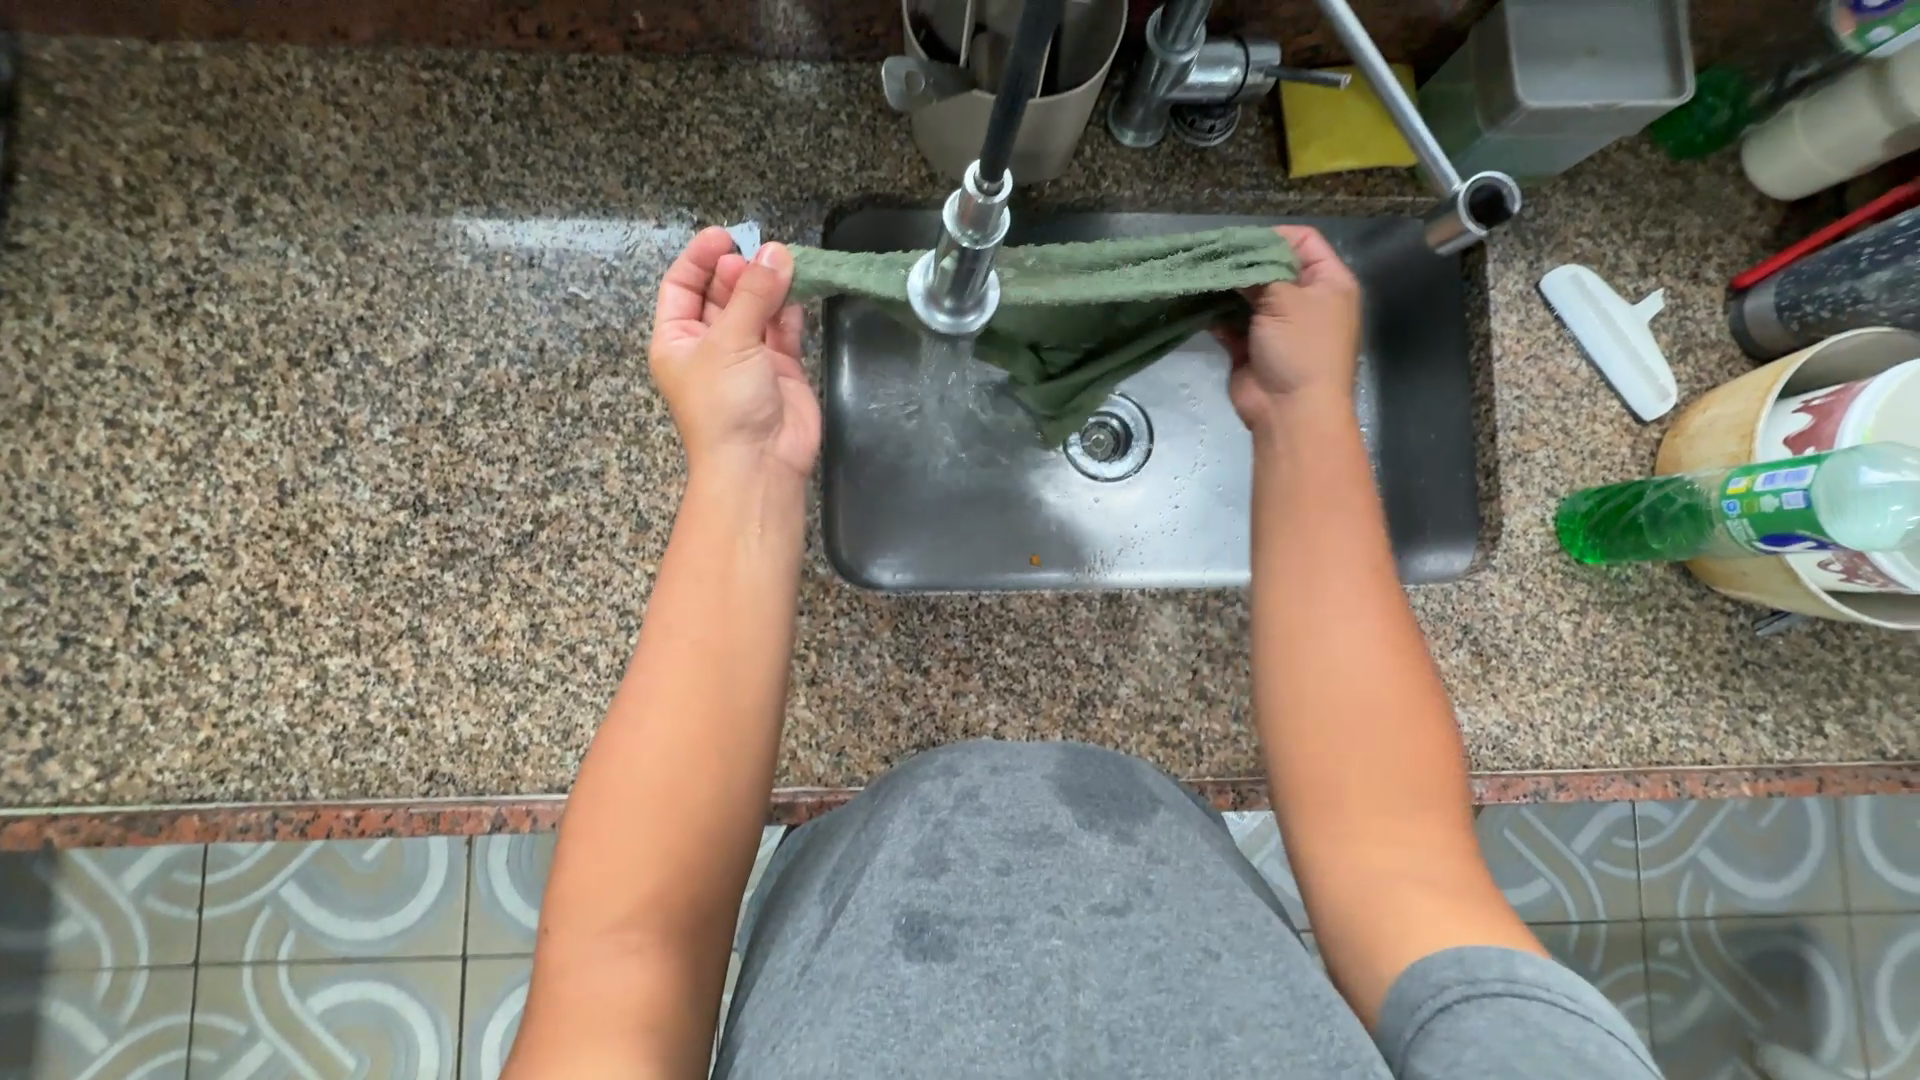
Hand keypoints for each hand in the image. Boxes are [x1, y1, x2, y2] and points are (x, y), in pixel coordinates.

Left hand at [649, 227, 819, 479]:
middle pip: (722, 293)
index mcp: (678, 339)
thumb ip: (754, 294)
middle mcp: (710, 345)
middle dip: (739, 271)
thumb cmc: (725, 403)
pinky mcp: (781, 369)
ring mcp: (748, 357)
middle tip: (760, 256)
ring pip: (757, 309)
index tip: (724, 236)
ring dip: (769, 287)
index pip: (681, 286)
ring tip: (786, 263)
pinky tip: (798, 290)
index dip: (699, 258)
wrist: (760, 462)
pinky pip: (784, 330)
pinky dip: (790, 311)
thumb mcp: (730, 342)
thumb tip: (775, 251)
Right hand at [1216, 226, 1362, 434]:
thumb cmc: (1301, 348)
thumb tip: (1236, 261)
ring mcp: (1277, 325)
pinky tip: (1199, 305)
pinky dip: (1217, 316)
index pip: (1303, 242)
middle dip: (1242, 262)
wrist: (1291, 411)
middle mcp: (1304, 301)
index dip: (1272, 236)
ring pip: (1248, 296)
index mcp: (1328, 283)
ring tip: (1200, 276)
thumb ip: (1259, 274)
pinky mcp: (1252, 347)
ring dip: (1226, 289)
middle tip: (1211, 255)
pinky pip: (1232, 324)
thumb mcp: (1286, 299)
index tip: (1239, 239)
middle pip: (1272, 268)